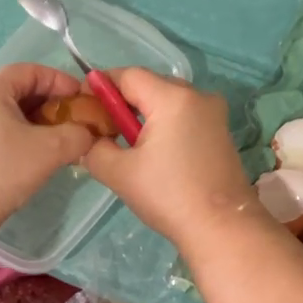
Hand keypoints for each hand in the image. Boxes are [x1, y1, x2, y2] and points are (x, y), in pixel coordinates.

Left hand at [0, 63, 96, 225]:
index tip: (82, 100)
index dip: (61, 82)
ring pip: (6, 110)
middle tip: (71, 120)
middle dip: (49, 102)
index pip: (32, 71)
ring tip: (56, 137)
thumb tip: (87, 133)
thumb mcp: (52, 149)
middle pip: (17, 89)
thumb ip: (78, 134)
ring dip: (34, 119)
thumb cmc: (5, 171)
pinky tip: (32, 151)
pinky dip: (16, 132)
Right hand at [82, 69, 253, 242]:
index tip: (82, 106)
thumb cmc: (167, 195)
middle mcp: (196, 95)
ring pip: (166, 102)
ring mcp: (212, 113)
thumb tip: (87, 140)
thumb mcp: (118, 173)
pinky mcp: (218, 131)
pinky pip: (181, 116)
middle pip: (149, 85)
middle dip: (121, 102)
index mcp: (172, 98)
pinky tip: (148, 152)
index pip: (128, 76)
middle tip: (99, 128)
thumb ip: (94, 148)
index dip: (101, 86)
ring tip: (121, 143)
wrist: (220, 227)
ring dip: (141, 116)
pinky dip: (160, 126)